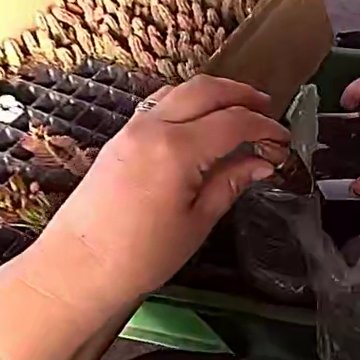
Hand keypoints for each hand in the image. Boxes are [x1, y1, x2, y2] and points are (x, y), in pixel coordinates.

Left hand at [17, 76, 287, 316]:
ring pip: (181, 90)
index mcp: (177, 150)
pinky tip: (203, 119)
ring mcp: (133, 128)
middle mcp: (154, 127)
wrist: (75, 269)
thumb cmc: (142, 255)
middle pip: (206, 90)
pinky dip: (189, 101)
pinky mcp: (122, 137)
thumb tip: (263, 163)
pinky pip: (162, 103)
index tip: (284, 140)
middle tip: (268, 109)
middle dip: (242, 94)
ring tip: (240, 108)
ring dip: (215, 93)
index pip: (234, 122)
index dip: (265, 128)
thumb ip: (231, 182)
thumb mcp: (198, 221)